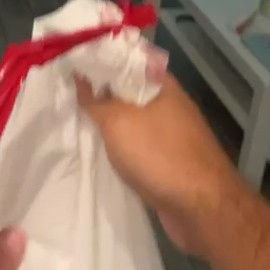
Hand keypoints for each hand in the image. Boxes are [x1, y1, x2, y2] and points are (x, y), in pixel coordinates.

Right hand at [75, 74, 238, 255]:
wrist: (202, 209)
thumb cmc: (159, 155)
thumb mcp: (118, 122)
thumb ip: (97, 100)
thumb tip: (81, 79)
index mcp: (162, 86)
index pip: (128, 62)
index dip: (101, 61)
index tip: (72, 63)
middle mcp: (170, 106)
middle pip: (129, 91)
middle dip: (101, 92)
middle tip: (67, 92)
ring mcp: (172, 135)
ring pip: (133, 120)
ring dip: (109, 122)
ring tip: (76, 119)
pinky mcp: (170, 161)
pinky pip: (138, 145)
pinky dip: (120, 146)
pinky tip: (100, 150)